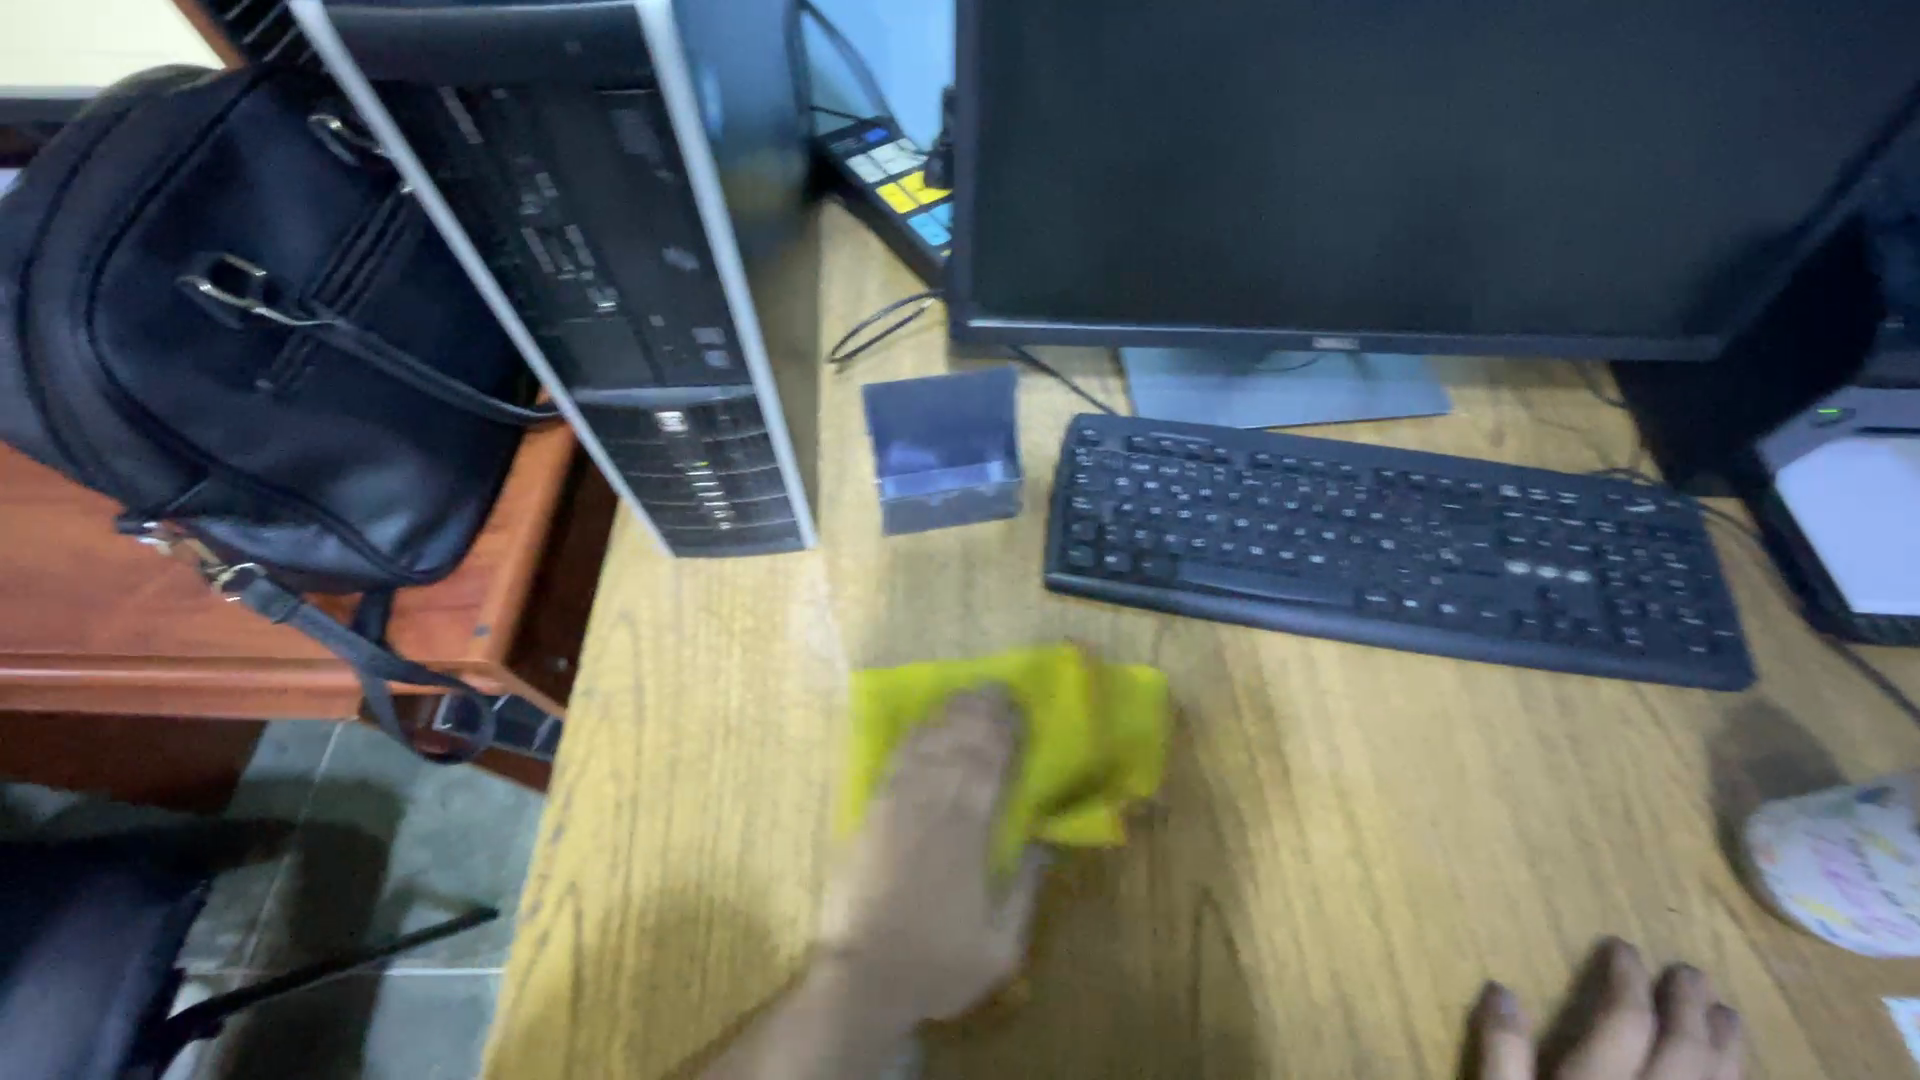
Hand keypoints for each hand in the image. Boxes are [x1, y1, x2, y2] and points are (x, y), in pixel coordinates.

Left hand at [816, 685, 1046, 1024]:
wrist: (862, 978)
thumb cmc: (937, 964)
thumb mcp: (1000, 945)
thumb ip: (1025, 887)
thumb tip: (1046, 839)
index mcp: (968, 837)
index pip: (989, 768)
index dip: (1003, 734)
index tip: (1018, 709)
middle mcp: (932, 810)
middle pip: (959, 747)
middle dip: (979, 714)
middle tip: (997, 688)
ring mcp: (896, 809)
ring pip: (928, 747)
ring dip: (949, 716)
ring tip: (967, 694)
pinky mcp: (870, 815)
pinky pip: (896, 764)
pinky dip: (913, 738)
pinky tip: (924, 723)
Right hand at [1469, 937, 1742, 1079]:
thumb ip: (1502, 1051)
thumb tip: (1500, 989)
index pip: (1627, 1021)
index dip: (1628, 979)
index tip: (1623, 946)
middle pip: (1685, 1051)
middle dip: (1688, 1007)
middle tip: (1690, 972)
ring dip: (1728, 1048)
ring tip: (1727, 1015)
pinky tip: (1732, 1072)